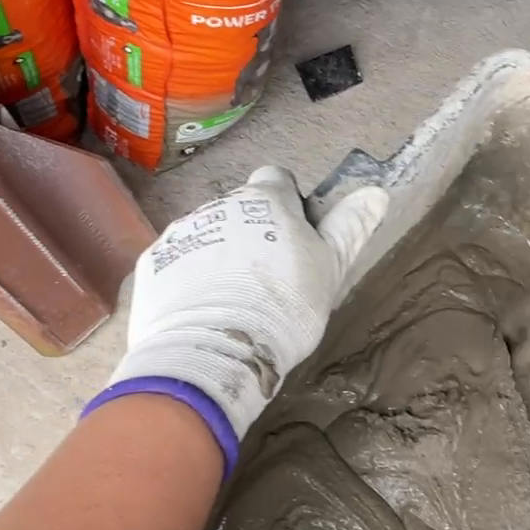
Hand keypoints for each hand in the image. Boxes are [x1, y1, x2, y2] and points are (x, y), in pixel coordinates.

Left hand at [84, 167, 389, 471]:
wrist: (215, 350)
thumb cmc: (285, 305)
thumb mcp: (330, 268)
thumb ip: (349, 228)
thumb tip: (377, 192)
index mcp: (266, 200)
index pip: (277, 179)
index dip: (287, 203)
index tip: (294, 236)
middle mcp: (219, 204)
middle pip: (240, 209)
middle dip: (251, 232)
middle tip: (267, 278)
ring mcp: (181, 232)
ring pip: (208, 234)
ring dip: (220, 254)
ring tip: (233, 299)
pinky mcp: (153, 263)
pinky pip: (177, 262)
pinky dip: (190, 278)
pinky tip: (204, 310)